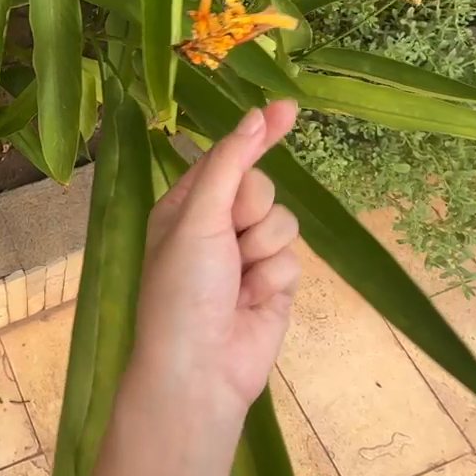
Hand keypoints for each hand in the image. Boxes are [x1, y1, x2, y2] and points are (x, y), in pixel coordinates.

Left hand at [83, 101, 301, 475]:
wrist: (202, 367)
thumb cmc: (182, 285)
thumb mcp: (198, 216)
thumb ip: (230, 164)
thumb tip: (256, 115)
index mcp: (188, 202)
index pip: (228, 156)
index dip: (256, 134)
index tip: (287, 108)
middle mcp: (218, 223)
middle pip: (262, 186)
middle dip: (250, 210)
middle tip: (226, 240)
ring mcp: (248, 253)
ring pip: (283, 222)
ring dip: (262, 248)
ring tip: (236, 278)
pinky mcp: (276, 282)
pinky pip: (294, 258)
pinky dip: (276, 277)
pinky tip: (253, 300)